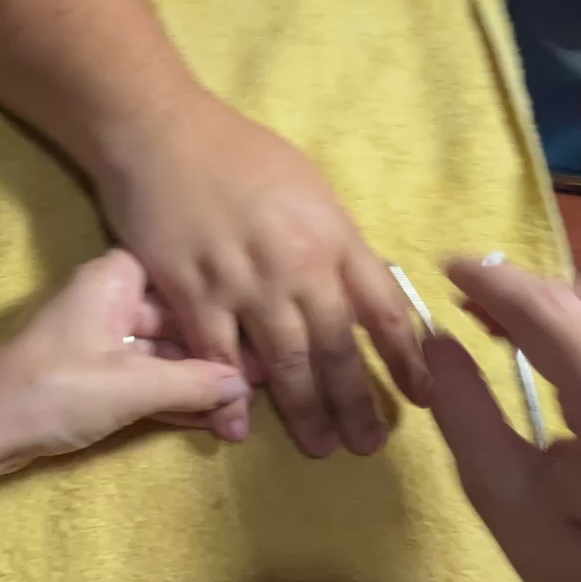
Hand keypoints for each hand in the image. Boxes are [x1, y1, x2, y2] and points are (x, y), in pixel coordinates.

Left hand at [0, 248, 249, 479]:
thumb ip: (195, 383)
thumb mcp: (133, 387)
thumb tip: (248, 385)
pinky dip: (171, 399)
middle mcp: (109, 300)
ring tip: (242, 420)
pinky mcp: (92, 373)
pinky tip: (210, 422)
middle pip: (178, 322)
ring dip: (198, 388)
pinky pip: (144, 378)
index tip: (270, 339)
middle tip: (266, 396)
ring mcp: (99, 338)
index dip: (226, 309)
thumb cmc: (55, 392)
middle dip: (217, 363)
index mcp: (114, 280)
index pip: (184, 279)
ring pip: (164, 355)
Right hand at [92, 96, 429, 456]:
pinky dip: (228, 393)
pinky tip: (238, 425)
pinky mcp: (191, 293)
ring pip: (285, 360)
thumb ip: (328, 240)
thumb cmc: (233, 152)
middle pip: (337, 347)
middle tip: (368, 445)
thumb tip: (343, 286)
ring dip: (306, 410)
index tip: (419, 398)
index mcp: (333, 235)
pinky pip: (216, 354)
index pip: (383, 310)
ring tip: (322, 447)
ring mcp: (243, 283)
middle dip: (357, 401)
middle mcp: (297, 266)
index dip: (404, 360)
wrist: (161, 134)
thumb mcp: (304, 186)